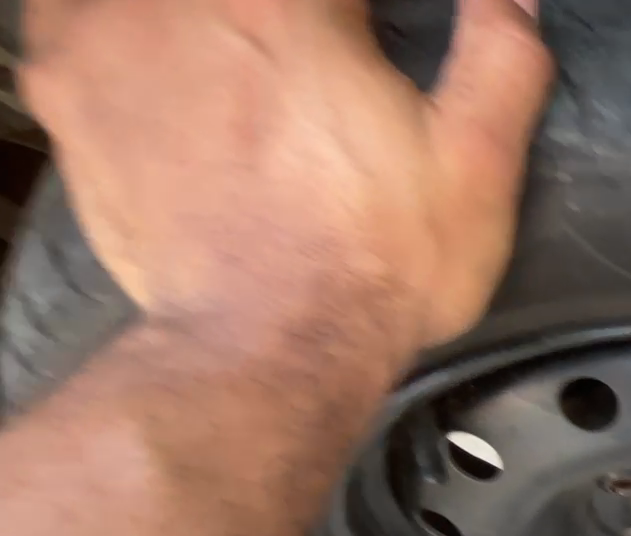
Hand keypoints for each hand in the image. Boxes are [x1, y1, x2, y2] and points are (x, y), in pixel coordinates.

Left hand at [21, 0, 553, 363]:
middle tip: (336, 82)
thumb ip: (500, 58)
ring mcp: (103, 33)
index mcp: (290, 4)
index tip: (385, 42)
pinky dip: (137, 30)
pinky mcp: (67, 89)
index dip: (369, 14)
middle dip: (303, 25)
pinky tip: (182, 72)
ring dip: (223, 26)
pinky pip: (79, 14)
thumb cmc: (393, 255)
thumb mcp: (480, 165)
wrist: (281, 343)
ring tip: (273, 91)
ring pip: (164, 2)